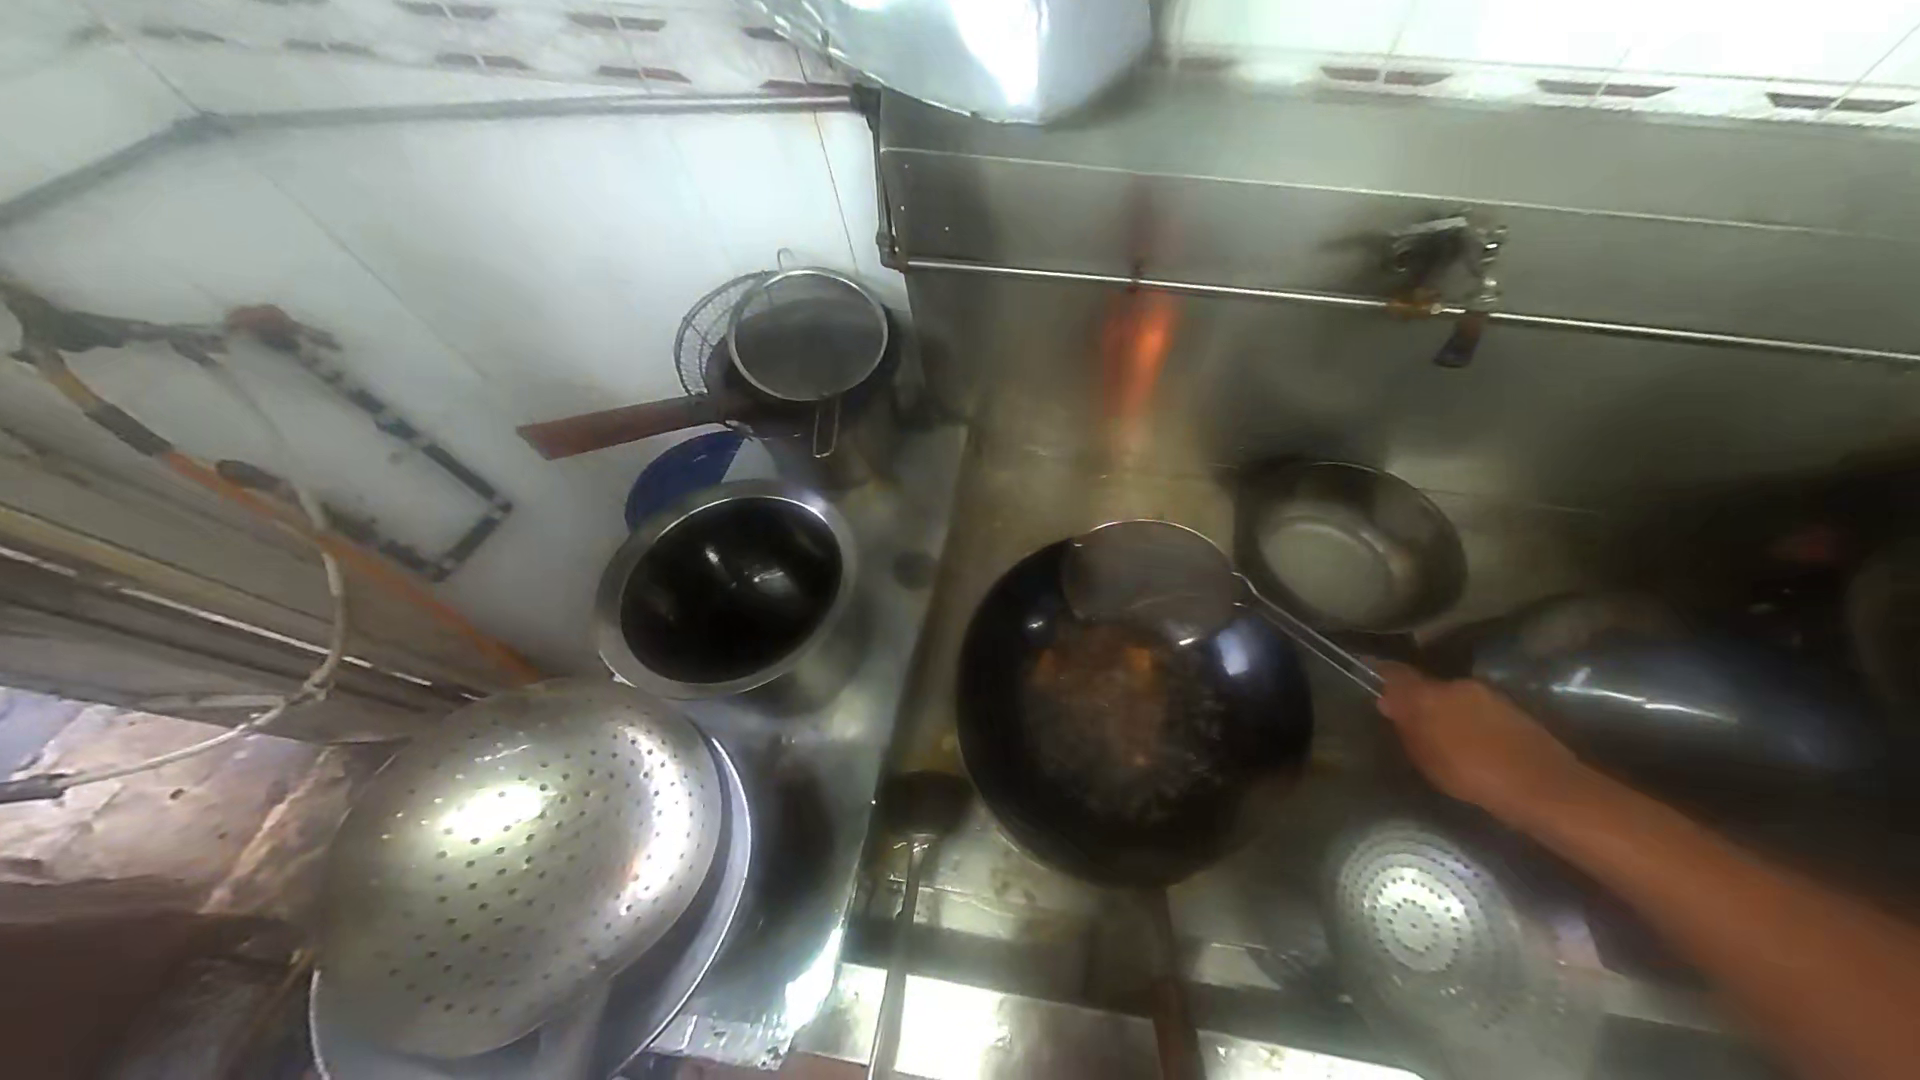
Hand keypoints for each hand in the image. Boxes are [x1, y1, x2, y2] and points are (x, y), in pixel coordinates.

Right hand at [1374, 663, 1592, 824]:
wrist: (1545, 787)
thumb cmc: (1471, 774)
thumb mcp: (1424, 757)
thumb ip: (1405, 726)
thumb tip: (1389, 703)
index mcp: (1427, 693)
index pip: (1394, 673)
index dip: (1380, 674)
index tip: (1371, 679)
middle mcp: (1457, 685)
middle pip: (1428, 686)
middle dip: (1420, 700)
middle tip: (1415, 724)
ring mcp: (1489, 695)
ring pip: (1456, 698)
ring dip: (1448, 712)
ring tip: (1448, 739)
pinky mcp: (1515, 710)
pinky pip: (1480, 710)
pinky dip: (1472, 722)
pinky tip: (1477, 746)